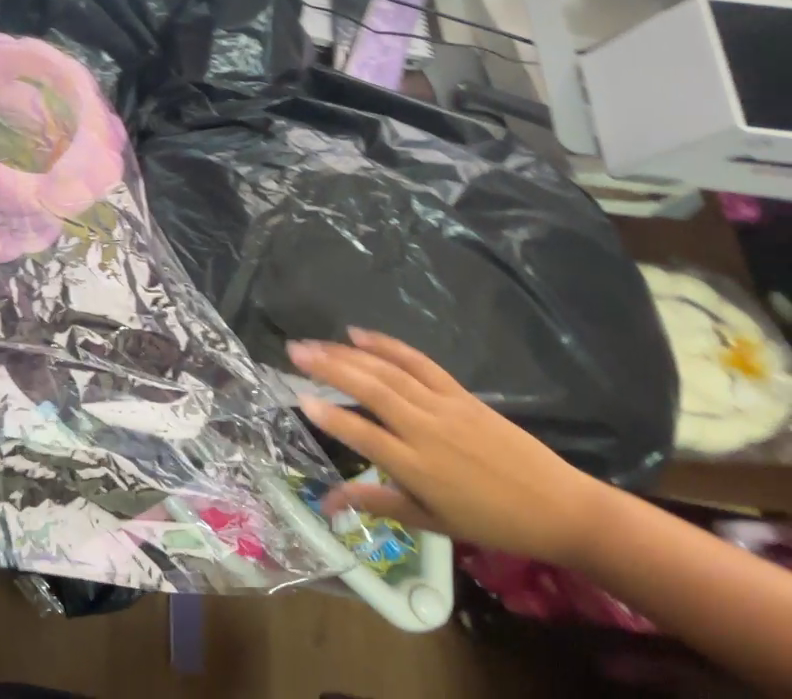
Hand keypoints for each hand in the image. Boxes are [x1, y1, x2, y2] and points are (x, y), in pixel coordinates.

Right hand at [287, 328, 610, 566]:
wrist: (563, 510)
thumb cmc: (492, 522)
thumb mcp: (431, 522)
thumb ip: (376, 502)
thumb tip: (325, 504)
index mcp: (416, 467)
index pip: (362, 434)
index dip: (328, 416)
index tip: (298, 399)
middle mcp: (426, 431)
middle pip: (370, 391)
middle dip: (328, 368)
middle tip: (293, 352)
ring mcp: (446, 409)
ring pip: (388, 372)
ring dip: (347, 353)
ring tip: (314, 342)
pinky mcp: (462, 396)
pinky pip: (419, 364)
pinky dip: (387, 346)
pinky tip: (359, 334)